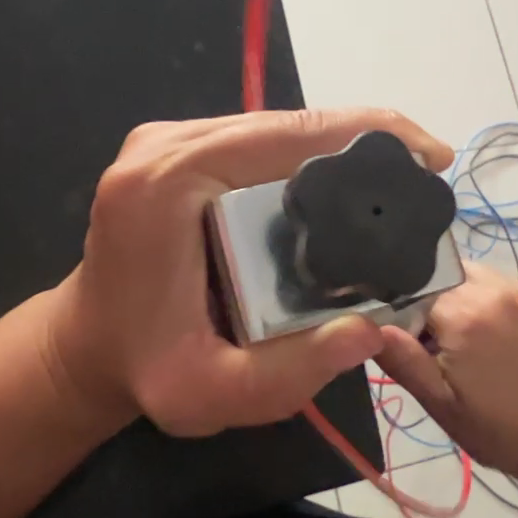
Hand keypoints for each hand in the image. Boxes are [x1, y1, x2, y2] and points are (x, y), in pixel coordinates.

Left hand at [41, 109, 453, 437]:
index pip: (286, 134)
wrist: (86, 347)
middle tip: (424, 177)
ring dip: (340, 147)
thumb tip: (370, 330)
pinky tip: (346, 183)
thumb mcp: (210, 395)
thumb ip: (289, 374)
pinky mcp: (175, 149)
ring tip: (397, 180)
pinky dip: (308, 156)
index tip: (431, 157)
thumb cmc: (143, 370)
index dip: (370, 133)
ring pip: (276, 127)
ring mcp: (166, 140)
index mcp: (168, 181)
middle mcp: (164, 144)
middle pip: (287, 122)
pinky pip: (257, 141)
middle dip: (365, 140)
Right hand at [376, 263, 517, 488]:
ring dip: (456, 298)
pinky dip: (483, 300)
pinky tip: (490, 336)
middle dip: (430, 305)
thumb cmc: (495, 429)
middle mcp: (495, 289)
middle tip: (437, 348)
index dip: (404, 316)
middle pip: (441, 279)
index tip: (410, 345)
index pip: (413, 292)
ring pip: (467, 275)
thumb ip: (403, 360)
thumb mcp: (440, 403)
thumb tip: (370, 324)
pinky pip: (495, 283)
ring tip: (464, 341)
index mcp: (466, 315)